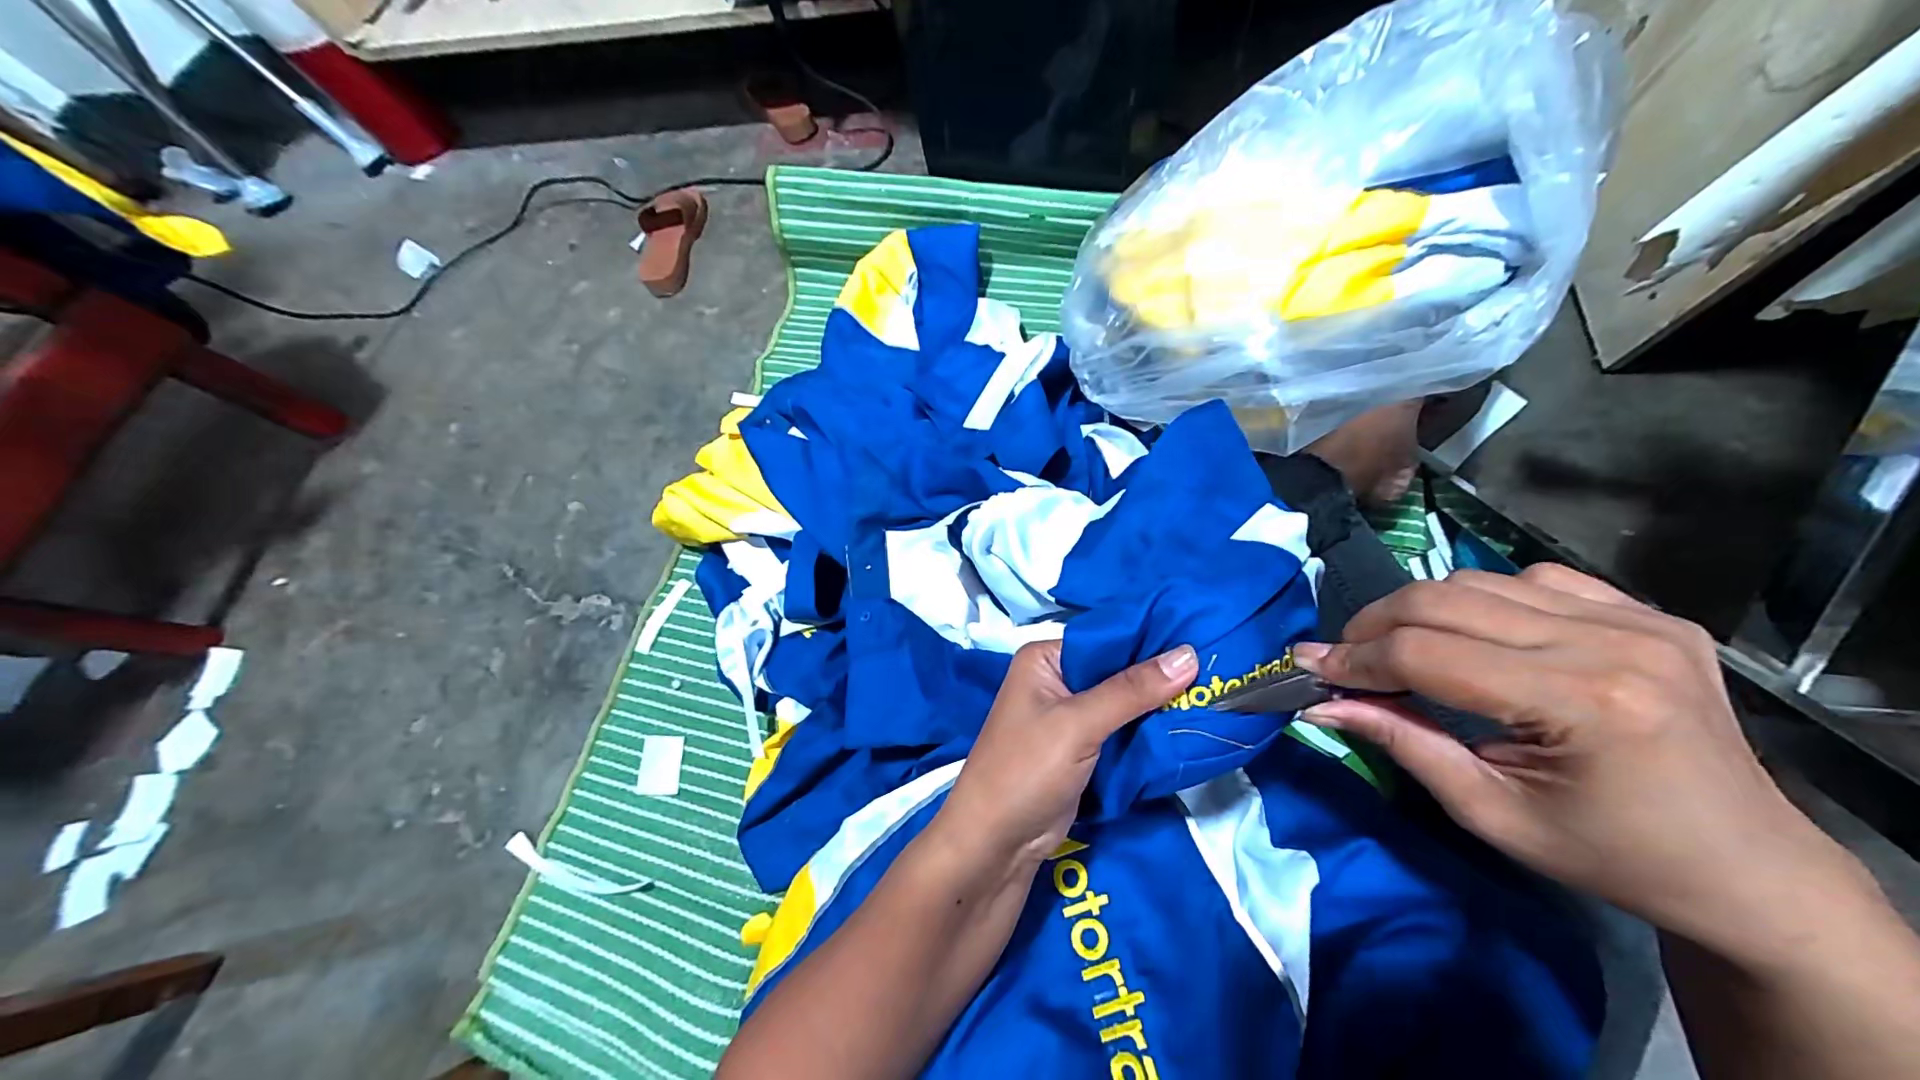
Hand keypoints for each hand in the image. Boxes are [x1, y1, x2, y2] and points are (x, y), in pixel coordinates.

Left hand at [937, 640, 1197, 867]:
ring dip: (1161, 704)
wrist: (997, 843)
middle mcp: (1057, 679)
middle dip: (1162, 675)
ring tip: (1218, 692)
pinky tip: (1189, 723)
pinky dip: (1150, 730)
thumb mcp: (1078, 724)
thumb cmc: (1027, 770)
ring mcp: (1070, 716)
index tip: (1204, 638)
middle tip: (1222, 668)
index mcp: (1045, 659)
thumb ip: (1132, 690)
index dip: (1152, 639)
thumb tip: (1190, 654)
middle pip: (1119, 670)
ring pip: (1125, 702)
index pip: (1107, 637)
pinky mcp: (1083, 748)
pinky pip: (1123, 730)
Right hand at [1292, 563, 1868, 959]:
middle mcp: (1613, 643)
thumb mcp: (1488, 812)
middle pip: (1446, 600)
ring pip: (1481, 580)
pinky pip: (1537, 579)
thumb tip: (1320, 705)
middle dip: (1375, 626)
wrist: (1749, 870)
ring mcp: (1640, 620)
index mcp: (1582, 702)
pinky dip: (1487, 599)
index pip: (1428, 653)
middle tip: (1344, 658)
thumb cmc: (1609, 855)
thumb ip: (1401, 743)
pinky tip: (1482, 634)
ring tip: (1399, 646)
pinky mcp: (1652, 615)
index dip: (1356, 659)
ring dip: (1422, 609)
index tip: (1310, 669)